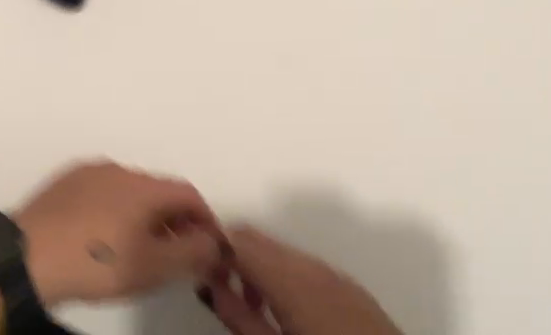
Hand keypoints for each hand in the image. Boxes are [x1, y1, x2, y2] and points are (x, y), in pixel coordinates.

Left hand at [12, 161, 223, 304]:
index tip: (210, 251)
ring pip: (129, 190)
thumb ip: (191, 253)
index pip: (187, 193)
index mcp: (139, 185)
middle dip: (175, 221)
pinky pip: (103, 191)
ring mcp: (85, 172)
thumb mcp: (153, 268)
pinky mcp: (64, 182)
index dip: (206, 221)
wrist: (28, 256)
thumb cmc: (96, 263)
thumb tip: (211, 241)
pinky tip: (109, 239)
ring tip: (144, 252)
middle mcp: (113, 168)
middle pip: (157, 190)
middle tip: (179, 257)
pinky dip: (118, 210)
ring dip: (146, 216)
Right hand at [202, 227, 401, 334]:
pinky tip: (286, 309)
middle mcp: (311, 264)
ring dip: (258, 265)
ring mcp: (336, 275)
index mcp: (288, 277)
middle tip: (218, 284)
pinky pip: (306, 267)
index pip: (235, 237)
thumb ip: (236, 314)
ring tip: (251, 303)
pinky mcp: (353, 289)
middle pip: (256, 238)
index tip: (197, 266)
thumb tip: (208, 285)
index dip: (210, 246)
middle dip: (232, 253)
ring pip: (280, 251)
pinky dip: (285, 275)